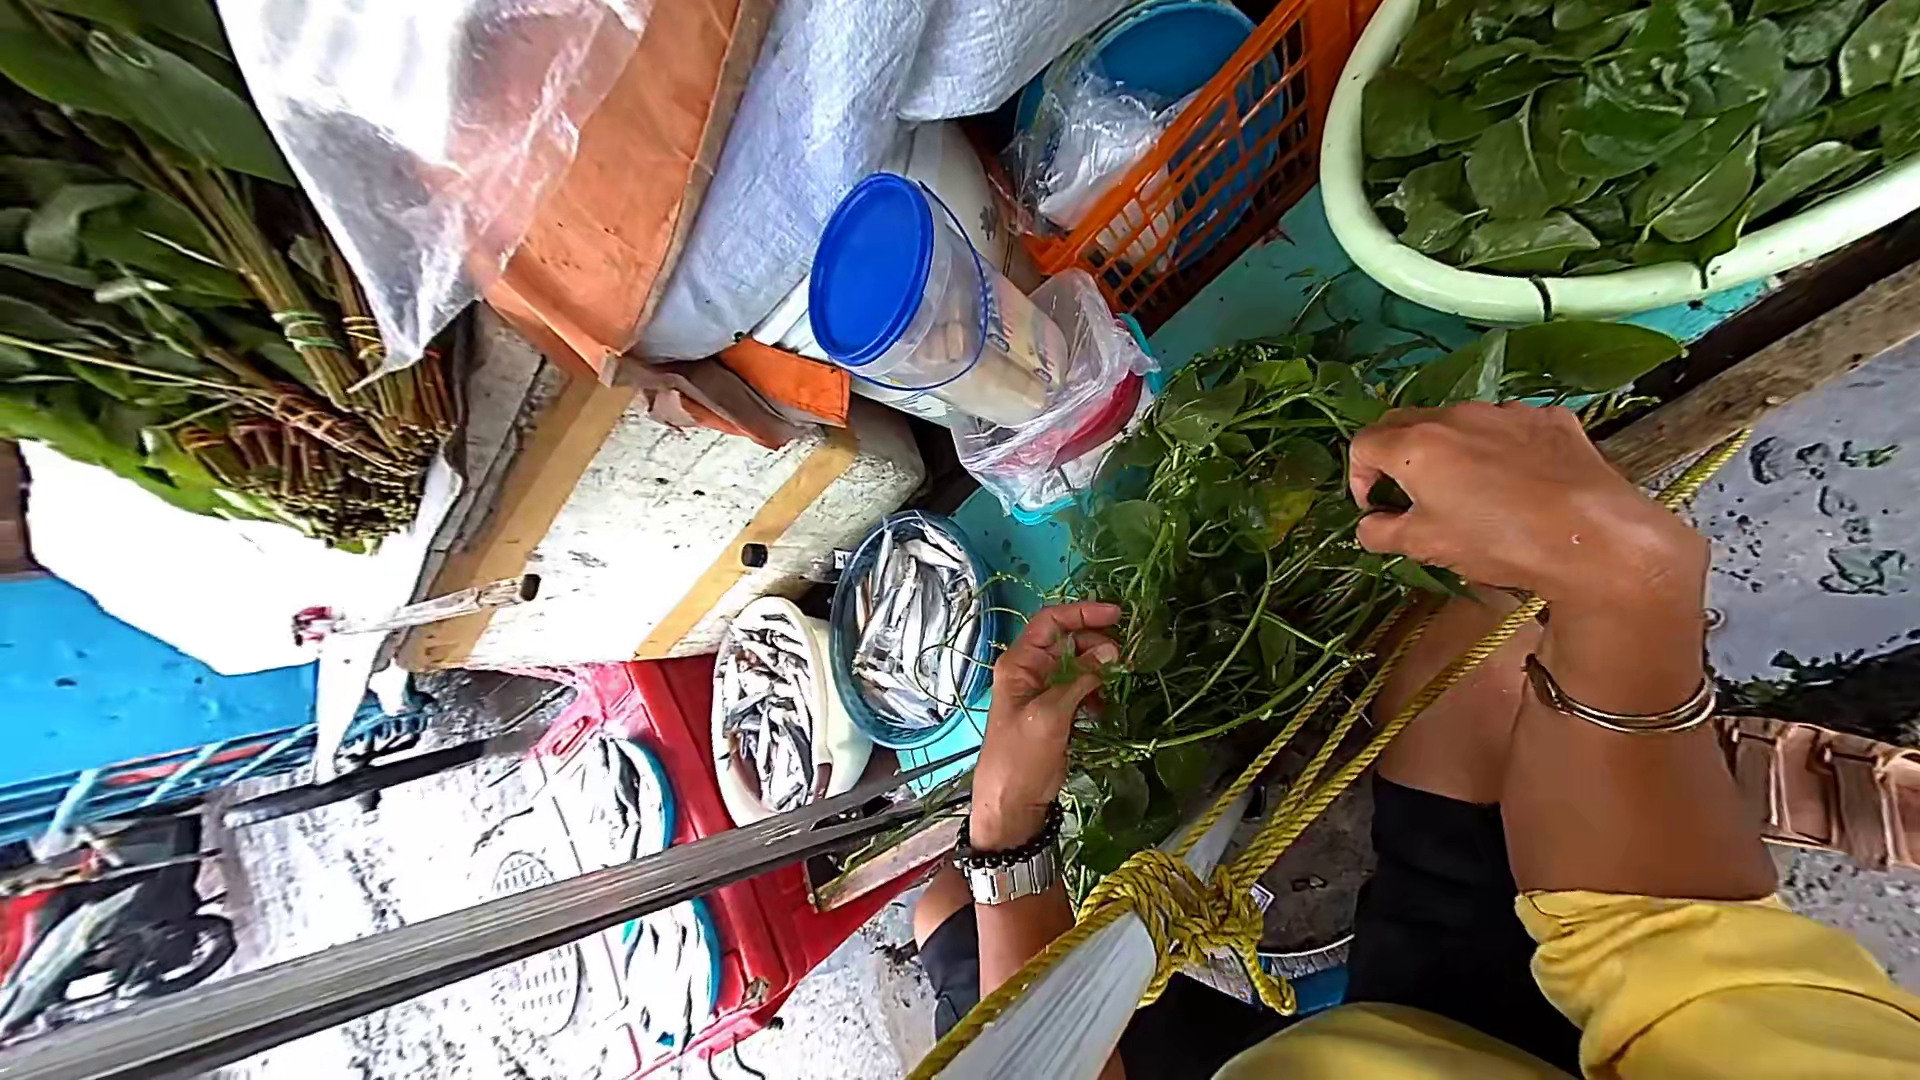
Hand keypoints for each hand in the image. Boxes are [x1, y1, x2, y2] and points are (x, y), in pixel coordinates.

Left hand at [971, 601, 1121, 849]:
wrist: (1011, 804)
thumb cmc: (1021, 756)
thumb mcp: (1050, 715)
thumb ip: (1080, 680)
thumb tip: (1111, 651)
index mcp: (1019, 663)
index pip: (1050, 622)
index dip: (1082, 613)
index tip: (1116, 614)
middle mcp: (1030, 670)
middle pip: (1067, 641)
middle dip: (1096, 643)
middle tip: (1124, 656)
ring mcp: (1043, 691)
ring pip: (1077, 664)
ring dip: (1099, 669)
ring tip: (1118, 682)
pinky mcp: (1056, 710)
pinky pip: (1080, 688)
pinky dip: (1096, 692)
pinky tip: (1105, 707)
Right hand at [1346, 403, 1706, 613]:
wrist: (1599, 540)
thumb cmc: (1495, 541)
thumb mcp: (1420, 545)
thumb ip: (1378, 531)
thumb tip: (1371, 523)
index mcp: (1414, 445)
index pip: (1361, 444)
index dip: (1357, 476)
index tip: (1375, 505)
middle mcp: (1454, 417)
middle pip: (1400, 423)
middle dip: (1391, 455)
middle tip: (1406, 492)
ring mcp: (1505, 413)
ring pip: (1452, 421)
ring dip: (1441, 448)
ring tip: (1461, 485)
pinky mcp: (1549, 419)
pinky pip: (1502, 425)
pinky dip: (1491, 445)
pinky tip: (1508, 477)